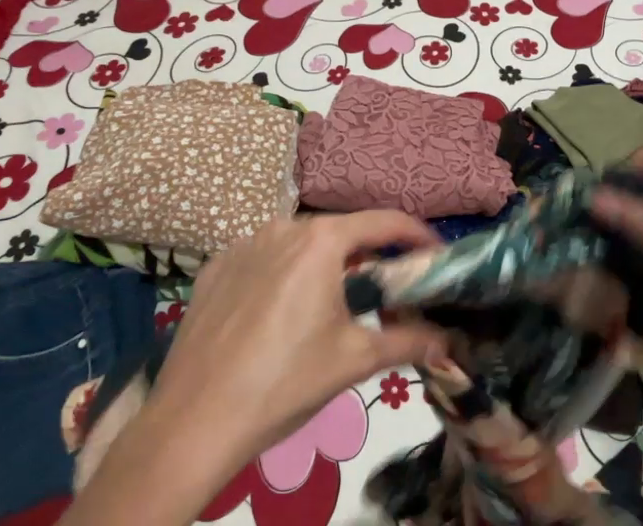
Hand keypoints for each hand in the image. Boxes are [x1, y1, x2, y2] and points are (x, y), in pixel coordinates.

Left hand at [151, 211, 447, 463]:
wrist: (194, 421)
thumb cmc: (285, 383)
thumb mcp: (355, 361)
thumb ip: (409, 340)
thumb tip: (449, 339)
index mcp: (321, 241)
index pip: (384, 222)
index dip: (416, 236)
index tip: (436, 256)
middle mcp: (283, 228)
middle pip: (341, 232)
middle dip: (370, 256)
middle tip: (389, 289)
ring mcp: (243, 245)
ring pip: (300, 245)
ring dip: (325, 265)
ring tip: (336, 303)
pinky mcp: (215, 268)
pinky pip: (264, 260)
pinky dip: (284, 275)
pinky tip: (282, 314)